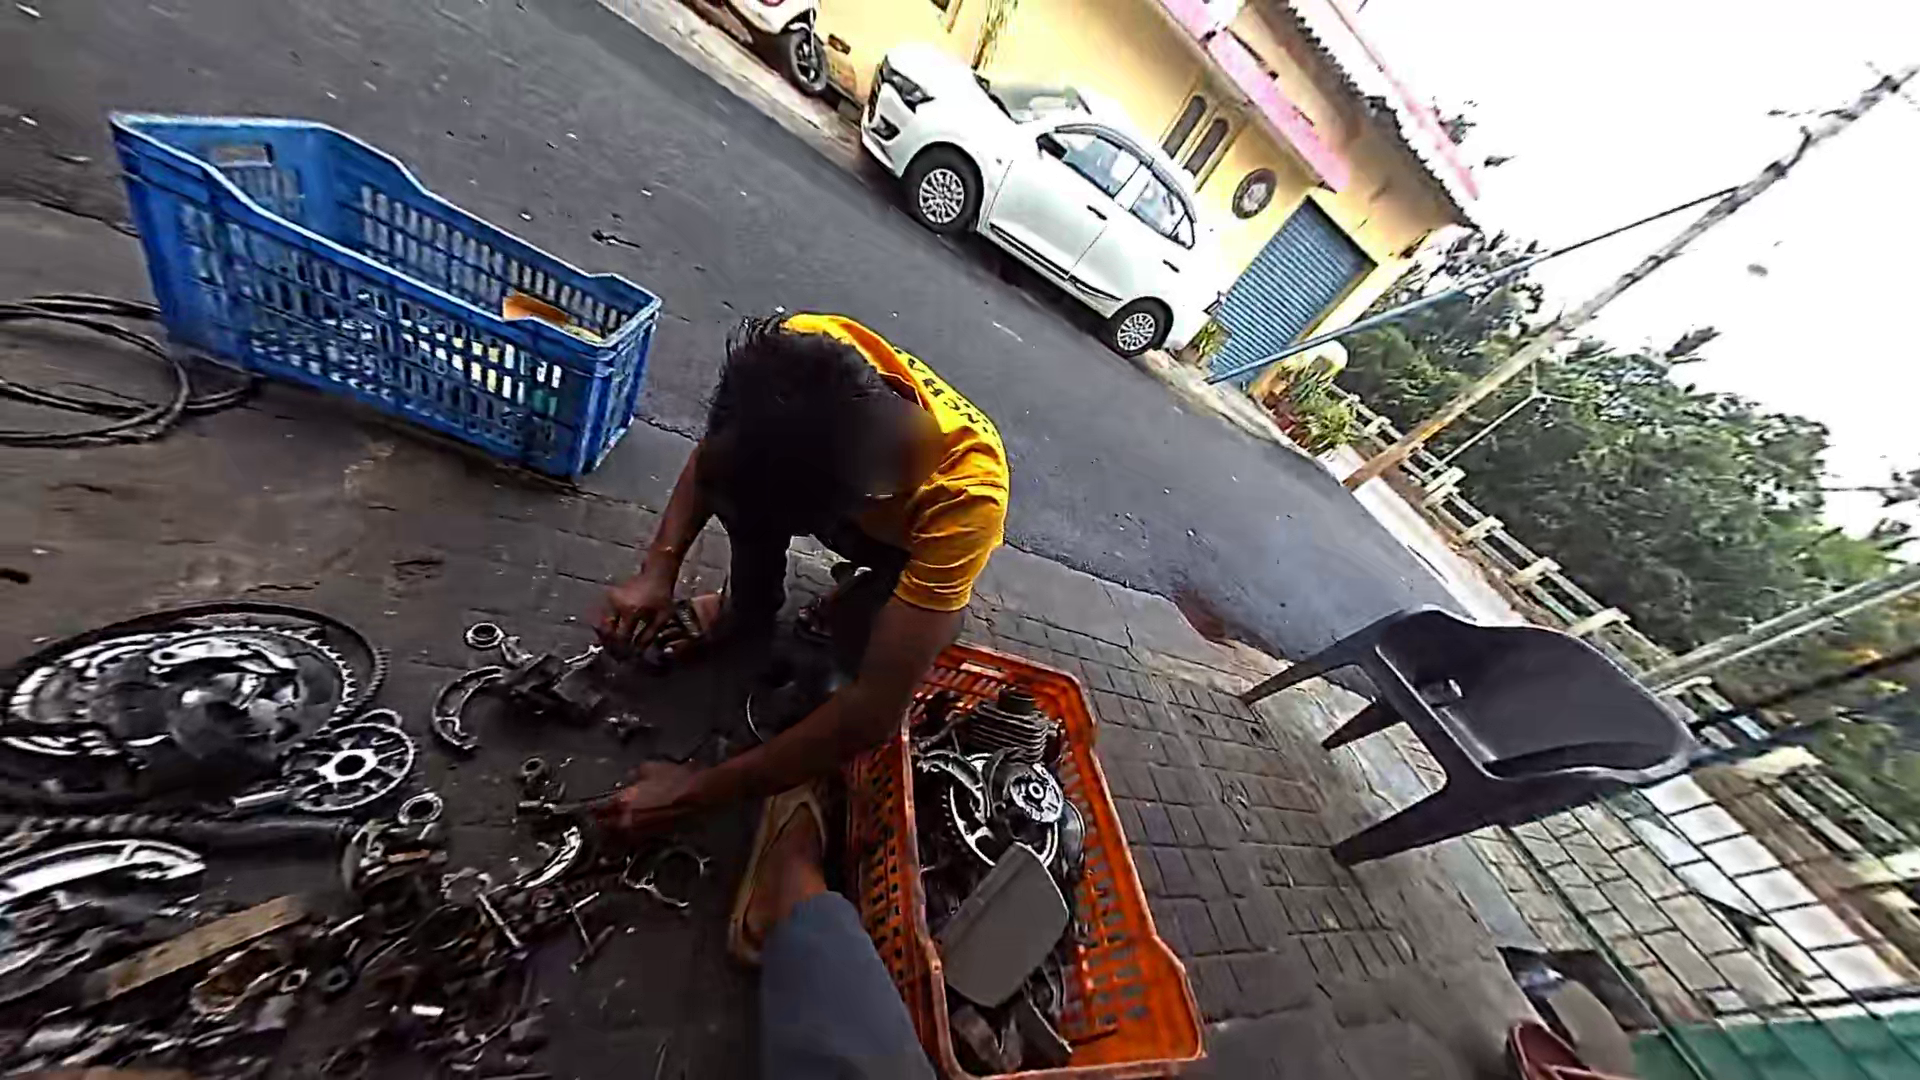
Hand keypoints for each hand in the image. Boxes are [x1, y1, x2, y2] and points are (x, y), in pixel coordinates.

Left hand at [592, 761, 700, 835]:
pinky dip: (631, 834)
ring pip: (618, 836)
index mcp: (622, 802)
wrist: (701, 796)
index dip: (591, 808)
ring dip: (614, 831)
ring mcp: (640, 832)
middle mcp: (626, 821)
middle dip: (600, 823)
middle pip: (603, 828)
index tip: (588, 808)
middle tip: (599, 818)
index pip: (596, 809)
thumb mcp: (655, 767)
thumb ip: (637, 773)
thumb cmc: (678, 778)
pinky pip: (634, 837)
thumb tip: (629, 777)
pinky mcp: (654, 837)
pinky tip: (636, 826)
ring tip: (616, 824)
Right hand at [600, 568, 675, 648]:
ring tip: (613, 643)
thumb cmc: (662, 596)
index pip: (621, 636)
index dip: (622, 648)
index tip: (625, 657)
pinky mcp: (608, 596)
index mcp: (631, 611)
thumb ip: (650, 634)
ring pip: (601, 622)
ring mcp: (610, 599)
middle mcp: (616, 606)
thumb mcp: (662, 616)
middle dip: (609, 643)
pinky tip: (613, 630)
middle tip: (615, 652)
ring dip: (606, 634)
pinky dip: (606, 624)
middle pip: (606, 630)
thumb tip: (639, 650)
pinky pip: (603, 614)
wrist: (656, 574)